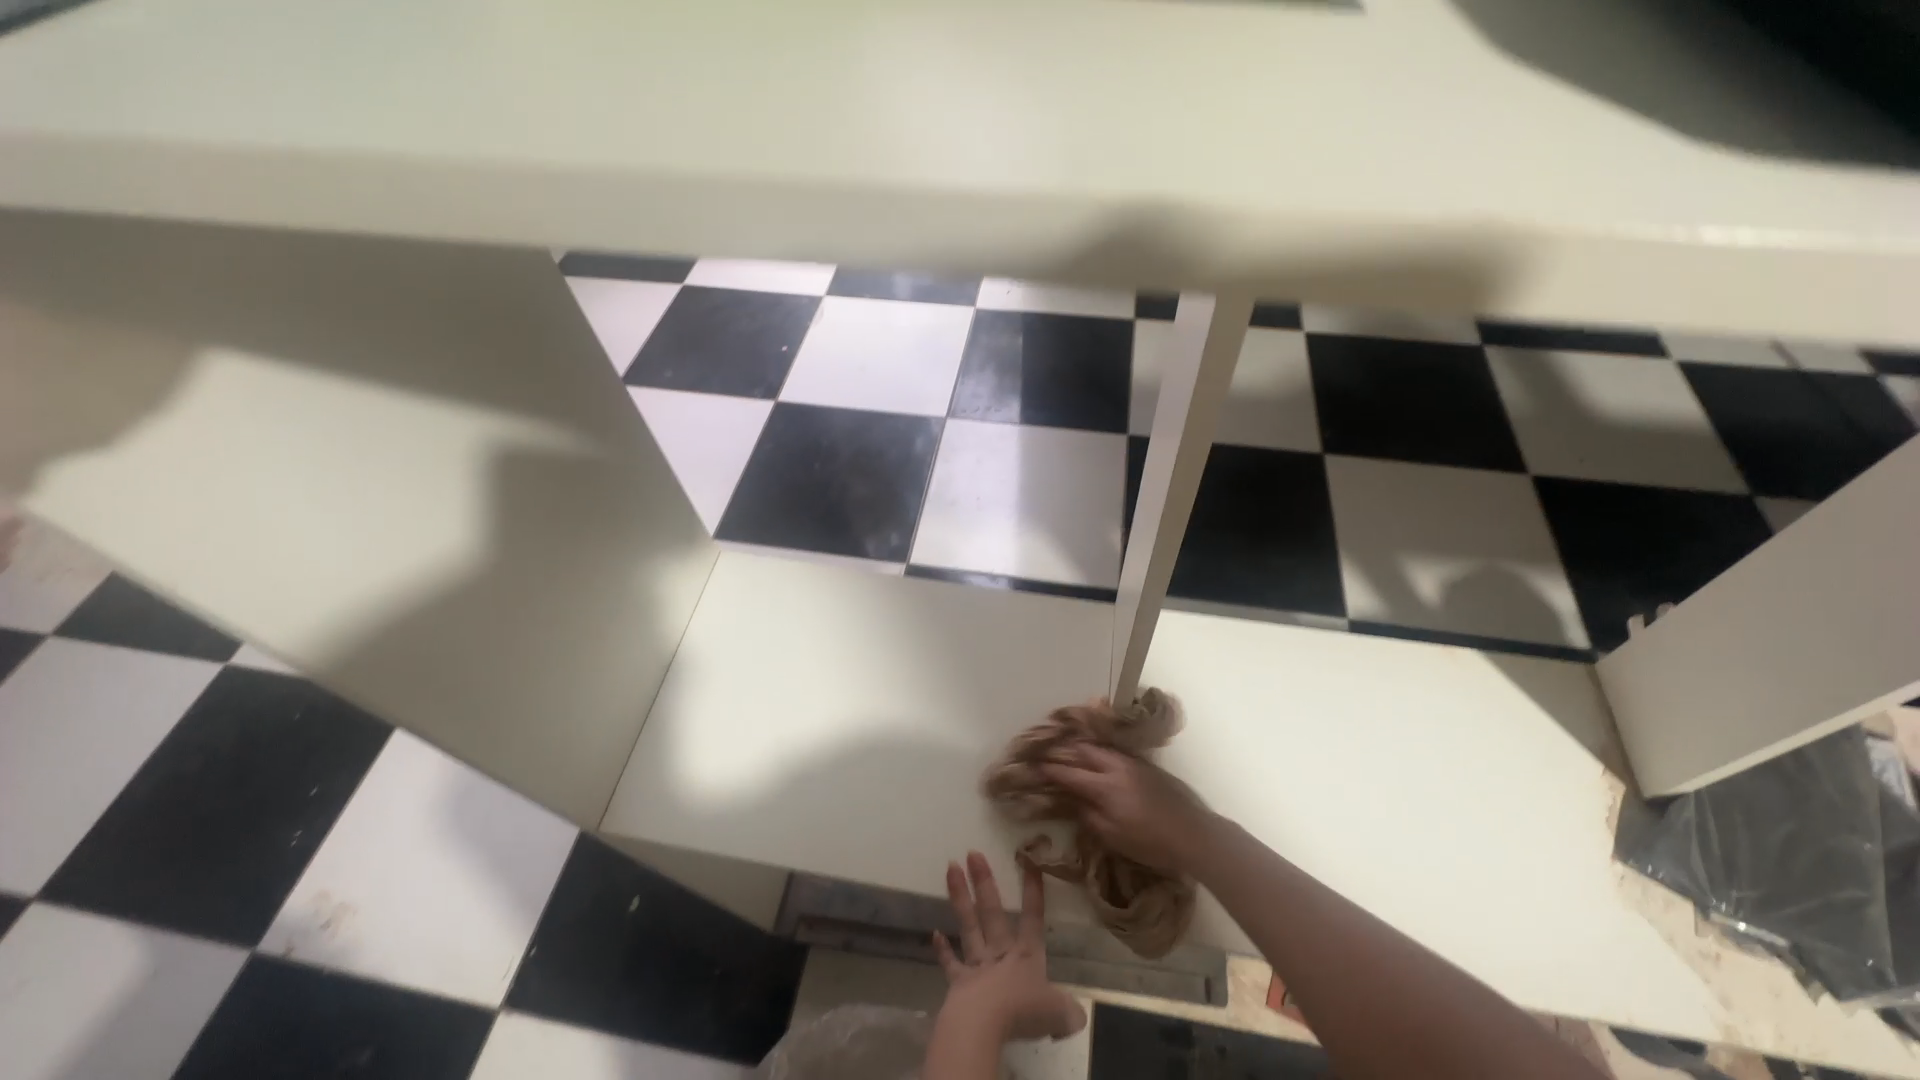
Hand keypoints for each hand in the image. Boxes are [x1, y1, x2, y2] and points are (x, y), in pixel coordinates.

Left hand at [932, 851, 1085, 1042]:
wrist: (983, 1025)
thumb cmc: (1022, 1013)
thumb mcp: (1058, 1015)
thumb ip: (1068, 1012)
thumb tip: (1078, 1016)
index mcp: (1027, 956)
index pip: (1033, 918)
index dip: (1033, 891)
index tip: (1029, 862)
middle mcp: (1001, 953)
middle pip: (992, 911)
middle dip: (985, 882)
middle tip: (973, 852)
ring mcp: (977, 965)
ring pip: (969, 924)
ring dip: (960, 897)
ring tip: (951, 868)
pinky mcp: (959, 983)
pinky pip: (951, 963)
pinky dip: (943, 950)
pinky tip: (935, 934)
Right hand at [1040, 744, 1217, 874]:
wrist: (1194, 834)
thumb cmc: (1150, 843)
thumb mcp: (1112, 836)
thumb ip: (1088, 816)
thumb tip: (1073, 802)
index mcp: (1104, 786)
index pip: (1069, 773)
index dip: (1049, 770)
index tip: (1032, 767)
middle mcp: (1116, 767)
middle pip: (1083, 750)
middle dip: (1062, 751)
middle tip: (1047, 754)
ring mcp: (1133, 763)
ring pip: (1100, 747)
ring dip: (1081, 748)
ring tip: (1068, 752)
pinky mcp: (1145, 766)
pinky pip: (1114, 752)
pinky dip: (1098, 752)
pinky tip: (1096, 759)